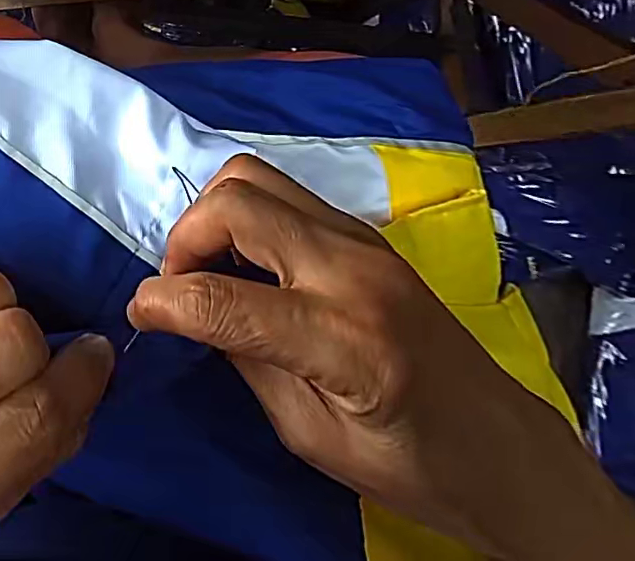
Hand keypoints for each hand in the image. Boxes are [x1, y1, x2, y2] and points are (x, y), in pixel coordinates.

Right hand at [128, 156, 634, 560]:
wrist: (494, 435)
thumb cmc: (408, 459)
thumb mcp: (310, 434)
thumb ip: (246, 360)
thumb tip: (193, 310)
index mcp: (345, 339)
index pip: (227, 299)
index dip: (166, 300)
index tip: (140, 309)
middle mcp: (351, 266)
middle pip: (238, 200)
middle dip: (186, 236)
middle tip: (180, 285)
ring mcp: (359, 235)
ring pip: (257, 176)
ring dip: (214, 215)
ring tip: (210, 267)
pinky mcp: (361, 228)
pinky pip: (283, 192)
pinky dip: (245, 213)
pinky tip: (246, 259)